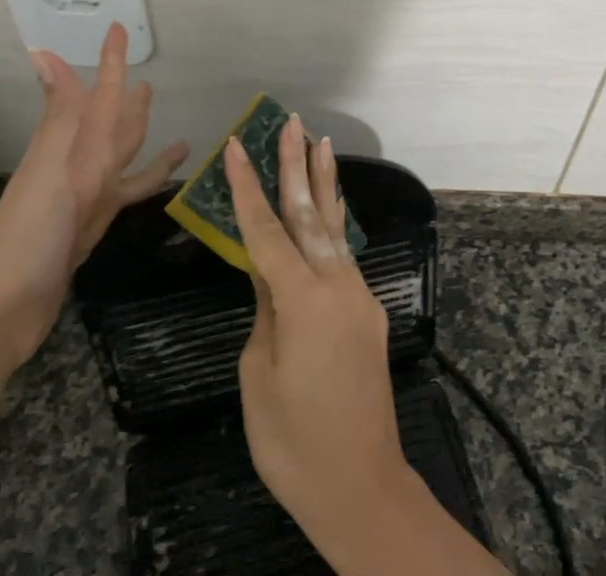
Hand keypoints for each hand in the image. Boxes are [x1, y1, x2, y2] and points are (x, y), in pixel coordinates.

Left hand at [0, 23, 187, 366]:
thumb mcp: (53, 171)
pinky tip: (168, 180)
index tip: (119, 28)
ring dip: (142, 142)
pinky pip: (128, 194)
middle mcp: (75, 165)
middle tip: (149, 82)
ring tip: (175, 131)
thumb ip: (63, 116)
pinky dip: (148, 182)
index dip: (108, 64)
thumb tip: (44, 52)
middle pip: (107, 126)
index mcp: (66, 148)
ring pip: (122, 160)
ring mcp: (85, 198)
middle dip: (125, 102)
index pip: (93, 95)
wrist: (3, 308)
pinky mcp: (93, 227)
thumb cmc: (29, 236)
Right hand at [228, 117, 410, 542]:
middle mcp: (339, 287)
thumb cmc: (293, 440)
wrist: (359, 484)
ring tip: (319, 146)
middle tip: (293, 122)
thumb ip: (265, 311)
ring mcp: (359, 300)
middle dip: (298, 167)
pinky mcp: (368, 316)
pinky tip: (326, 214)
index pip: (267, 230)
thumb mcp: (260, 372)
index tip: (238, 145)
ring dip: (323, 188)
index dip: (249, 187)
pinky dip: (331, 229)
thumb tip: (267, 272)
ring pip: (335, 232)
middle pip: (312, 215)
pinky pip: (343, 260)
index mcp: (304, 299)